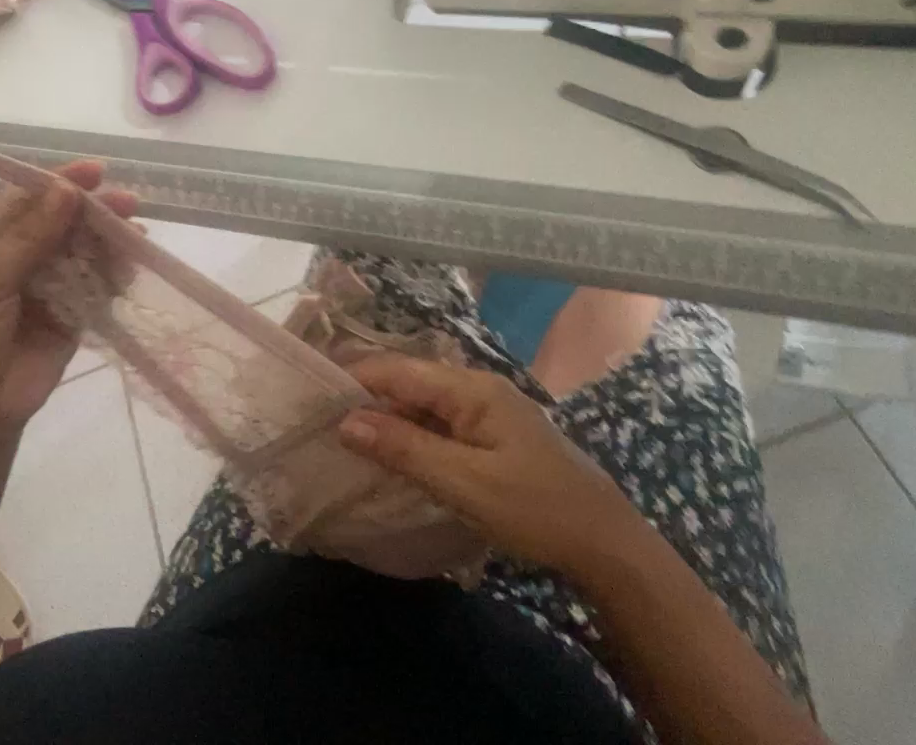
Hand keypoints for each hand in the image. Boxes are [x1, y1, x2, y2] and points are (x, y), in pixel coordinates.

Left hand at [0, 159, 135, 434]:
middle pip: (56, 224)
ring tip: (135, 234)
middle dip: (90, 211)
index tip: (93, 172)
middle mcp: (10, 261)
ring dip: (107, 241)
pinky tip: (129, 266)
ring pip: (80, 253)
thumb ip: (28, 238)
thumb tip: (67, 192)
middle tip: (127, 202)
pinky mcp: (70, 317)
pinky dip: (113, 275)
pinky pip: (95, 288)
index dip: (55, 184)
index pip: (19, 202)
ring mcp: (42, 289)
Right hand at [338, 354, 639, 575]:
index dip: (354, 378)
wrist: (604, 544)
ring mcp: (488, 414)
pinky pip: (441, 427)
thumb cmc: (536, 509)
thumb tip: (346, 421)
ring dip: (388, 420)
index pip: (400, 370)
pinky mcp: (493, 438)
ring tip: (343, 440)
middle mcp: (479, 390)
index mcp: (473, 390)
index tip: (311, 395)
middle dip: (366, 399)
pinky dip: (412, 438)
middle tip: (320, 422)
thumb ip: (405, 449)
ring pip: (424, 407)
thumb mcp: (464, 483)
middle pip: (410, 384)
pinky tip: (391, 458)